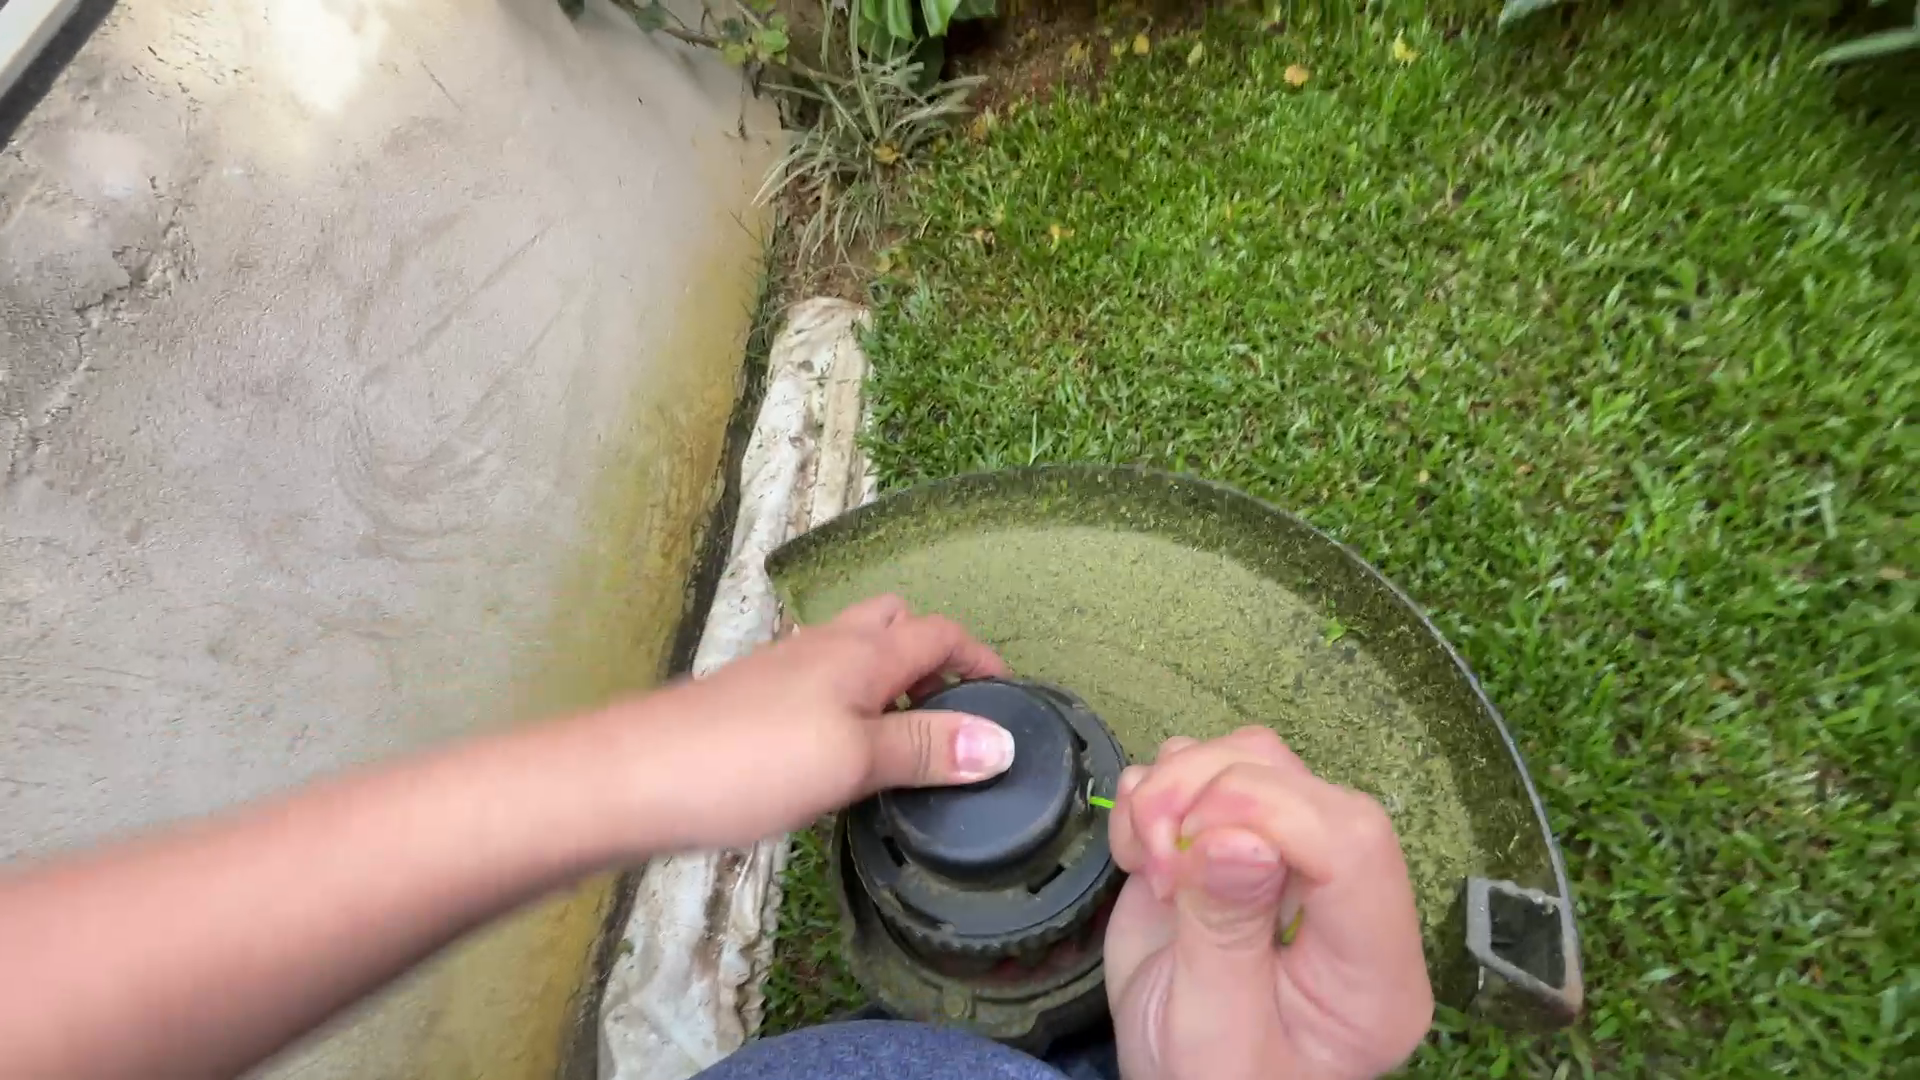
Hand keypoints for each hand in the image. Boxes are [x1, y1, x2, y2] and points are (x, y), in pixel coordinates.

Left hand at [581, 594, 1012, 852]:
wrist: (633, 774)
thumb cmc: (752, 761)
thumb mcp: (854, 759)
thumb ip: (927, 748)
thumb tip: (1003, 742)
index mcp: (861, 651)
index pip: (940, 632)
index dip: (980, 657)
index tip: (1007, 698)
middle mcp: (828, 645)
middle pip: (896, 620)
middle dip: (933, 653)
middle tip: (949, 710)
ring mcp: (788, 666)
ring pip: (858, 649)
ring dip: (893, 676)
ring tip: (904, 736)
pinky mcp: (759, 694)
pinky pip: (827, 677)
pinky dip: (855, 696)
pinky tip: (843, 746)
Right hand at [1103, 728, 1433, 1079]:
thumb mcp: (1210, 1033)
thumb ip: (1226, 933)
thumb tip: (1237, 834)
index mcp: (1369, 967)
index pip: (1353, 840)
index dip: (1266, 814)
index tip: (1183, 857)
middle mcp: (1340, 895)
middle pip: (1292, 780)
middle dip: (1200, 795)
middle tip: (1154, 867)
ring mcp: (1285, 855)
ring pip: (1246, 756)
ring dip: (1173, 787)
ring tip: (1144, 861)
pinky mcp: (1229, 832)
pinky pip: (1199, 764)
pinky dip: (1150, 791)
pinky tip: (1137, 854)